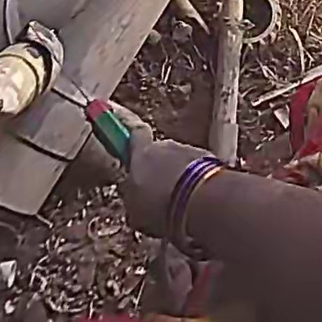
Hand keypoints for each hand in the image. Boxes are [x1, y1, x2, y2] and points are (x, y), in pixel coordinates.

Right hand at [111, 103, 216, 236]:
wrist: (202, 202)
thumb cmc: (162, 205)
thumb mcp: (133, 208)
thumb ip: (131, 193)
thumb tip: (132, 191)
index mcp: (143, 153)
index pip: (132, 131)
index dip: (123, 124)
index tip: (113, 113)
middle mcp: (166, 146)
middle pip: (157, 152)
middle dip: (156, 169)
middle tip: (153, 195)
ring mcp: (189, 151)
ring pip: (177, 164)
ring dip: (175, 180)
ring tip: (173, 208)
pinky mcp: (208, 162)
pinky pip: (194, 172)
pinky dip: (191, 184)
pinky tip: (190, 205)